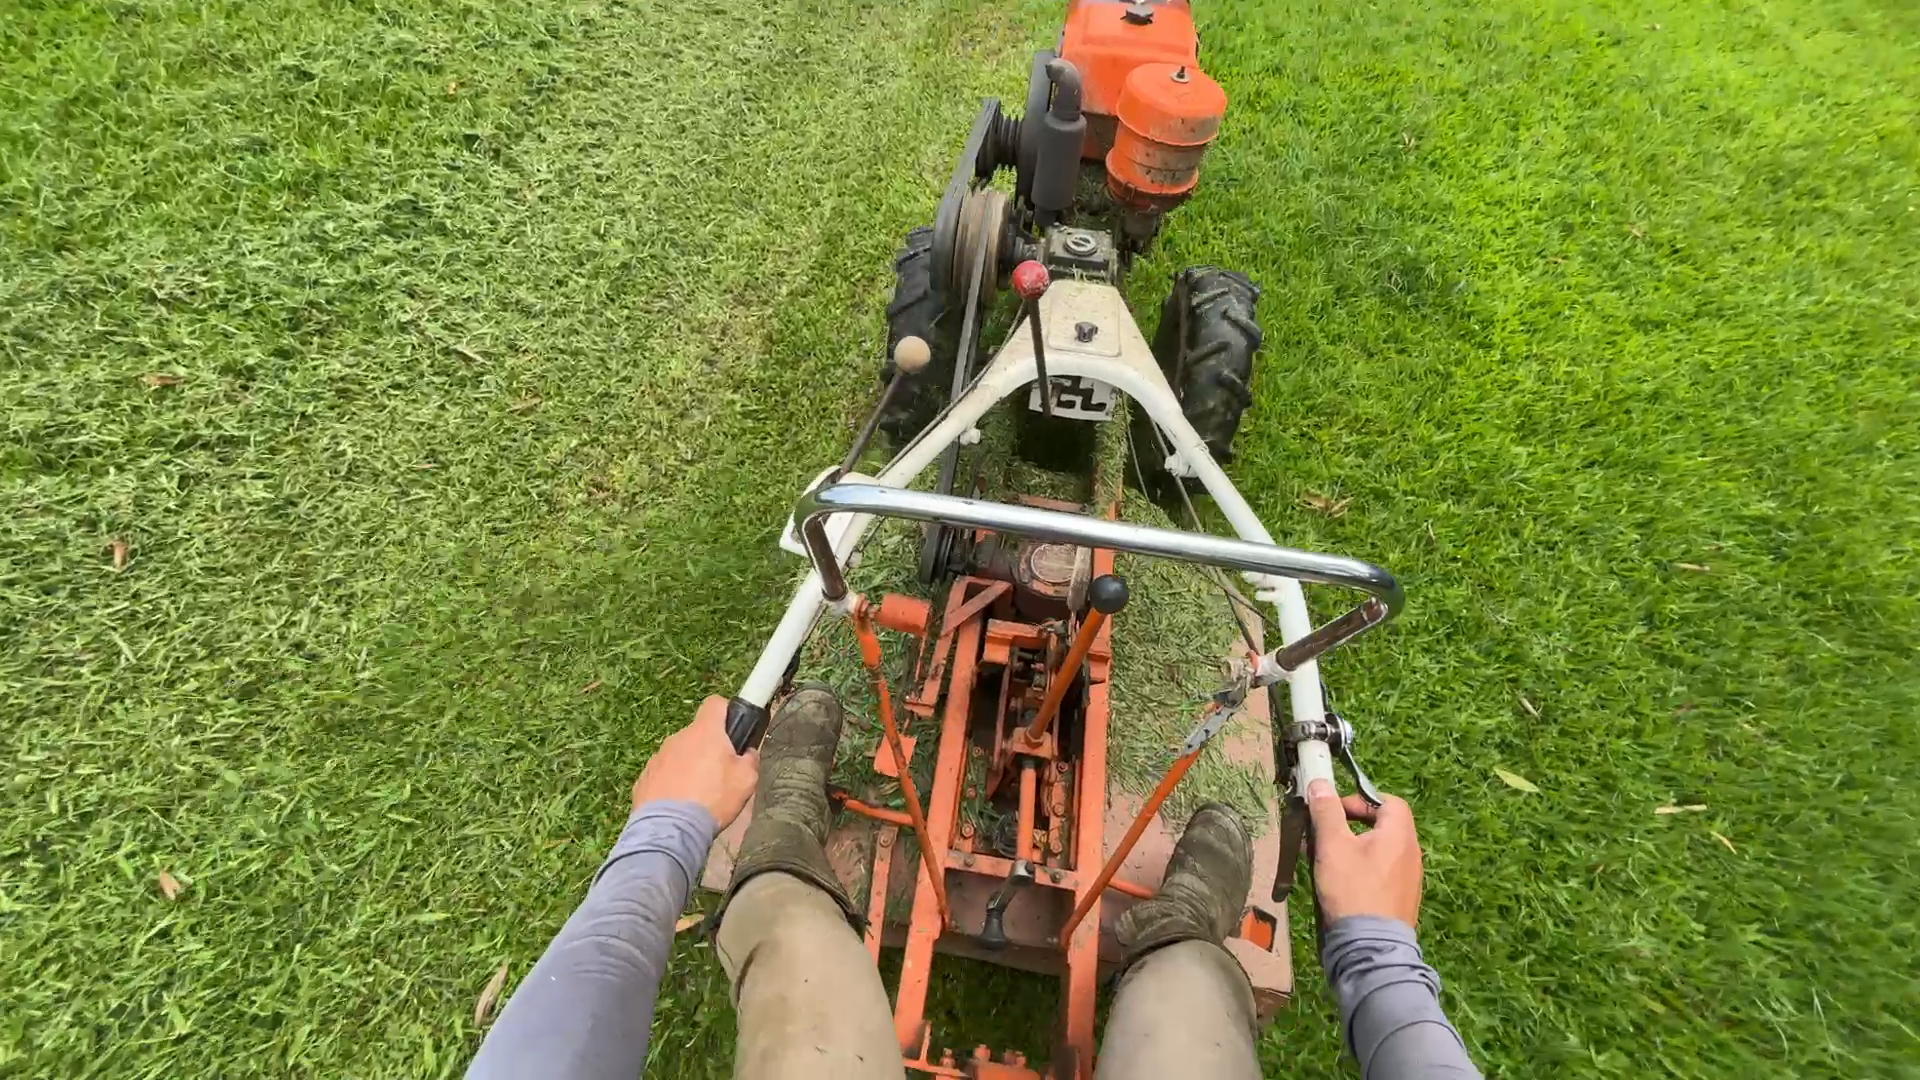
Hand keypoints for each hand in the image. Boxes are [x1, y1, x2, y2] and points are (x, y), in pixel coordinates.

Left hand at [631, 696, 759, 828]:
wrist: (670, 831)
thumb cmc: (713, 799)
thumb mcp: (747, 780)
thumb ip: (749, 759)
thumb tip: (746, 753)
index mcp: (705, 731)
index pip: (715, 703)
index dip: (726, 712)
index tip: (732, 730)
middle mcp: (679, 738)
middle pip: (697, 733)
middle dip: (708, 748)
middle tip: (719, 773)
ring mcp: (658, 757)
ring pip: (679, 754)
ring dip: (688, 766)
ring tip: (697, 795)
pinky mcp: (643, 779)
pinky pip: (663, 774)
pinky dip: (671, 783)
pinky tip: (678, 805)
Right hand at [1306, 778, 1422, 926]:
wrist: (1371, 947)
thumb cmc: (1352, 889)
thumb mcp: (1333, 845)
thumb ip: (1327, 811)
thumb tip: (1320, 783)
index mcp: (1399, 837)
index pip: (1389, 802)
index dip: (1361, 799)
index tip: (1336, 810)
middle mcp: (1410, 854)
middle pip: (1384, 824)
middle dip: (1351, 822)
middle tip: (1327, 831)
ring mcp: (1408, 878)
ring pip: (1379, 847)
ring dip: (1353, 844)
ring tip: (1327, 855)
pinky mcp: (1400, 897)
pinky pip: (1381, 868)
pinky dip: (1361, 864)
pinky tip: (1339, 877)